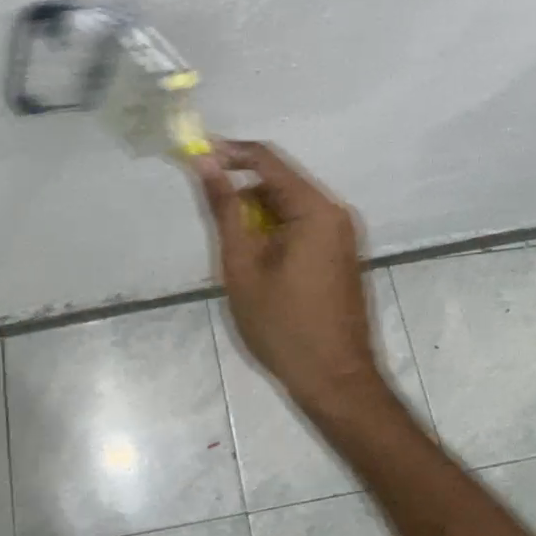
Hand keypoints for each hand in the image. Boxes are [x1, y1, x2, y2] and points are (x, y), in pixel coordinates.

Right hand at [188, 140, 384, 409]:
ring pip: (288, 205)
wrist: (336, 382)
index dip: (228, 153)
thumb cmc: (283, 325)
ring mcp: (342, 234)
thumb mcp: (242, 264)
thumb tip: (205, 161)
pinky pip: (302, 225)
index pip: (266, 159)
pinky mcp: (340, 254)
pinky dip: (274, 231)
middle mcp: (335, 212)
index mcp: (315, 208)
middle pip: (279, 180)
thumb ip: (224, 208)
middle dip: (240, 191)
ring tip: (232, 250)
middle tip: (209, 218)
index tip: (193, 159)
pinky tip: (256, 262)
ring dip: (256, 215)